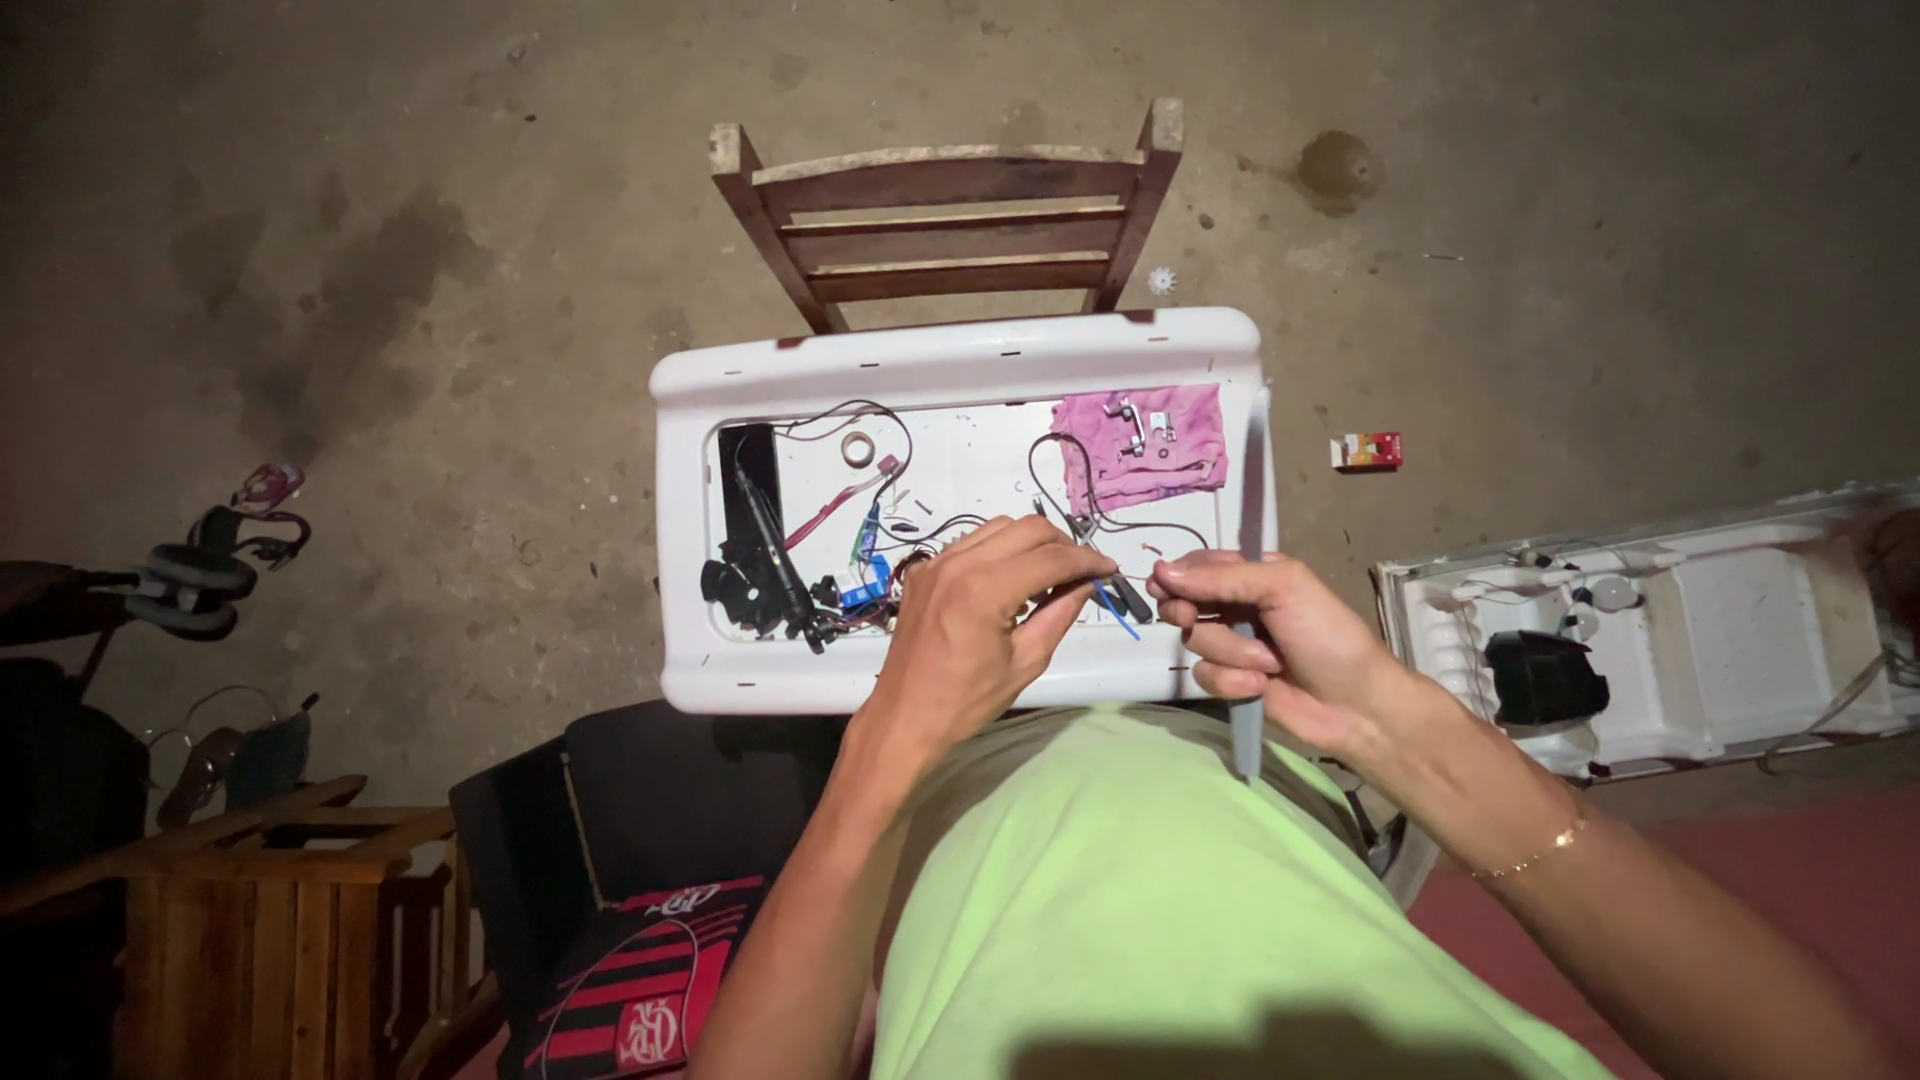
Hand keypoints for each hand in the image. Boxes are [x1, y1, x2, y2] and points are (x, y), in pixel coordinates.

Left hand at [851, 516, 1114, 772]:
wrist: (904, 717)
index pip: (1050, 558)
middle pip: (1027, 528)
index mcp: (983, 590)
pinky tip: (1011, 578)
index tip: (1109, 568)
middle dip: (1062, 544)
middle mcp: (958, 564)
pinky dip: (999, 550)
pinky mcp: (923, 570)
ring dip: (1031, 542)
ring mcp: (935, 563)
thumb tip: (1087, 583)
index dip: (1086, 560)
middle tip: (1082, 570)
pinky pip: (971, 543)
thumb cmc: (967, 701)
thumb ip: (1060, 614)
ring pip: (998, 527)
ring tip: (1050, 572)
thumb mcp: (1026, 661)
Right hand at [1148, 550, 1473, 786]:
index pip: (1198, 565)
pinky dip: (1231, 681)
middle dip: (1186, 612)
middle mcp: (1236, 606)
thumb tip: (1160, 571)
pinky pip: (1204, 675)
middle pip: (1183, 601)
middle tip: (1191, 618)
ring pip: (1194, 641)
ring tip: (1269, 663)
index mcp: (1251, 575)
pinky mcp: (1230, 681)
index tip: (1162, 585)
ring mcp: (1232, 645)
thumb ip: (1223, 576)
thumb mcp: (1283, 588)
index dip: (1175, 575)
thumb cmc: (1328, 636)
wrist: (1356, 705)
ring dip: (1230, 652)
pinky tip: (1260, 685)